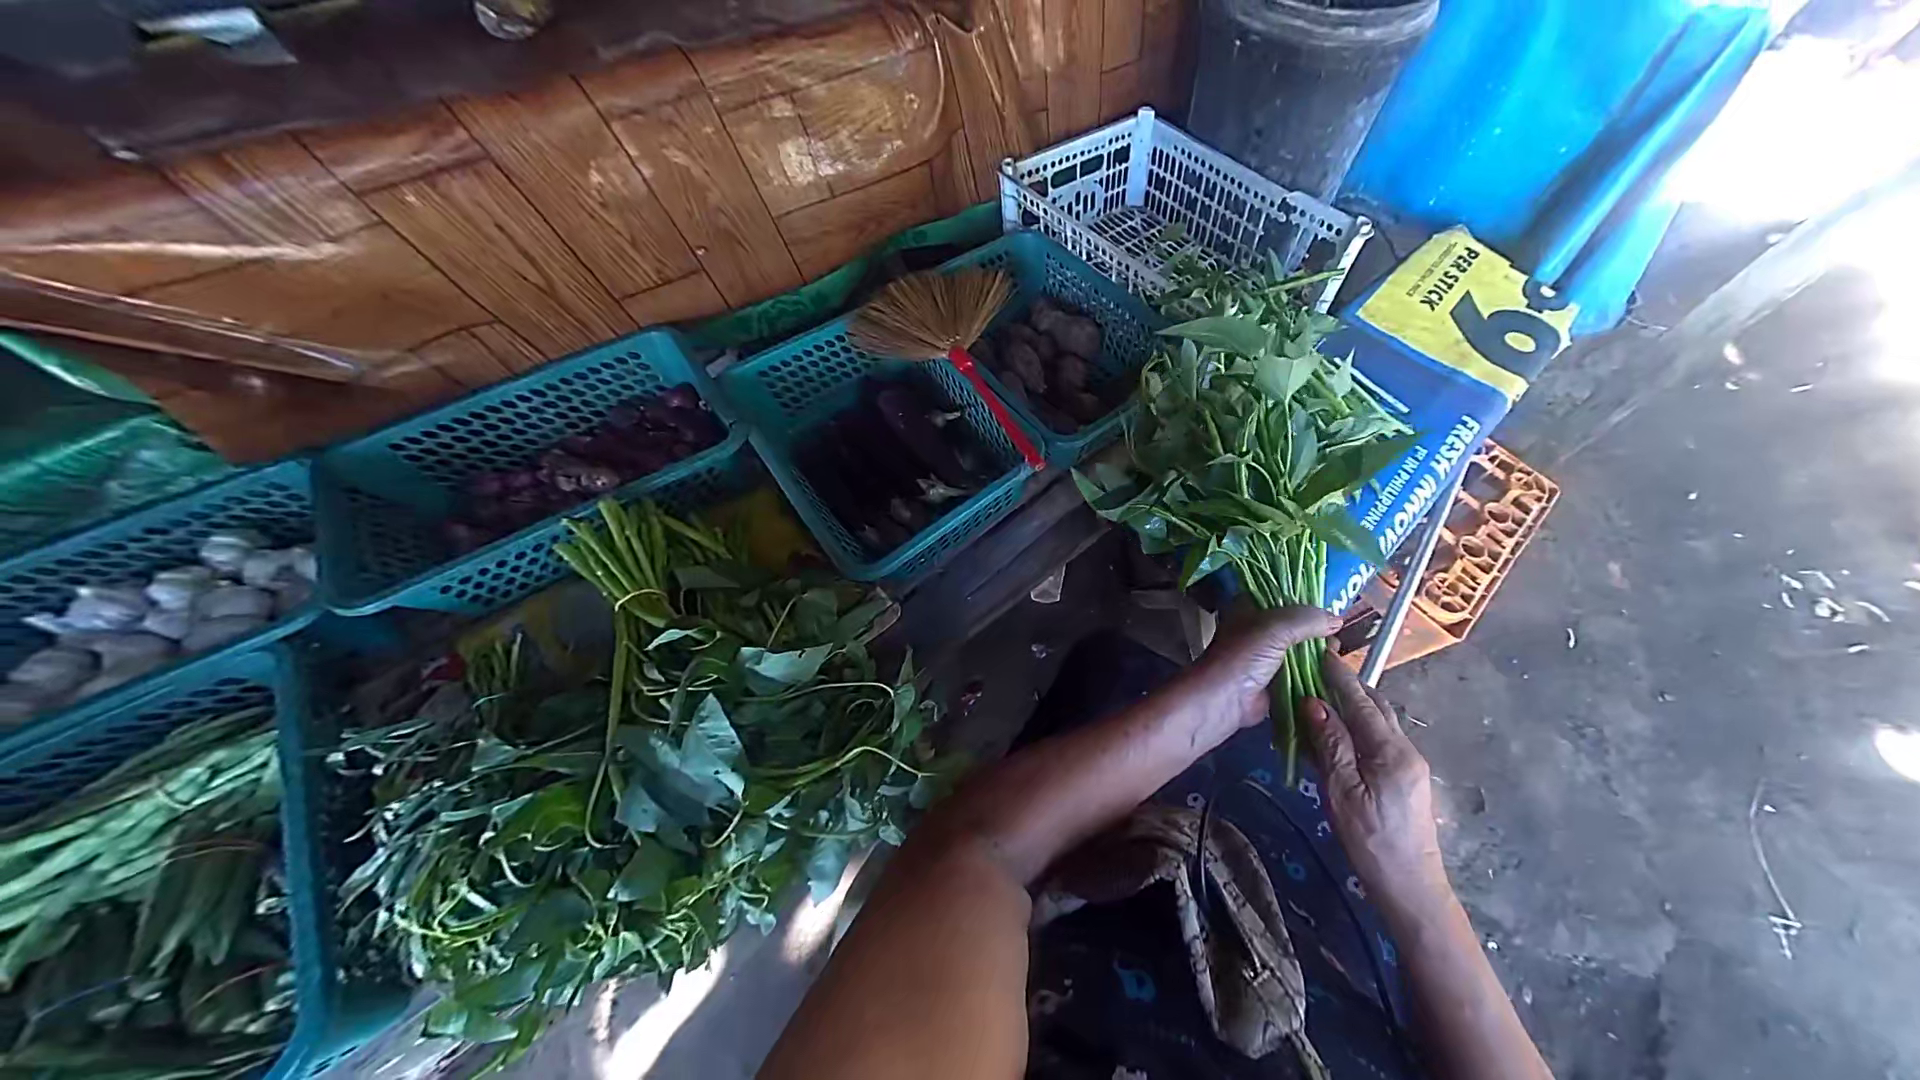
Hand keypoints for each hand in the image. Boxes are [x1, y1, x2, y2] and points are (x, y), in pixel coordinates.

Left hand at [1191, 604, 1340, 729]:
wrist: (1226, 699)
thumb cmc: (1243, 657)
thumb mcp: (1275, 628)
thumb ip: (1306, 619)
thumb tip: (1336, 619)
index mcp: (1249, 609)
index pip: (1281, 596)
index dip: (1305, 599)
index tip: (1331, 605)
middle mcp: (1258, 630)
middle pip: (1294, 625)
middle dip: (1316, 629)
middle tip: (1338, 634)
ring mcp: (1266, 656)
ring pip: (1300, 650)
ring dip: (1319, 652)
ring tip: (1338, 652)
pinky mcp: (1275, 680)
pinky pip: (1301, 672)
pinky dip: (1316, 672)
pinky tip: (1333, 672)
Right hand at [1299, 652, 1452, 927]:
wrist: (1411, 886)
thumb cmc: (1371, 839)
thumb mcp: (1343, 791)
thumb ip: (1331, 745)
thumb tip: (1315, 703)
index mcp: (1391, 751)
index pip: (1361, 702)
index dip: (1339, 676)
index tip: (1320, 652)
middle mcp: (1405, 750)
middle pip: (1375, 707)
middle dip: (1346, 686)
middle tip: (1314, 670)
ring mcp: (1408, 764)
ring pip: (1376, 723)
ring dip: (1349, 706)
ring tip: (1318, 696)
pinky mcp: (1403, 777)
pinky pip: (1375, 740)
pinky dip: (1353, 727)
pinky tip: (1332, 733)